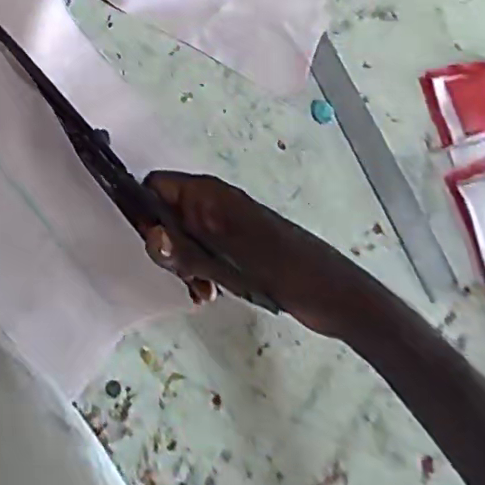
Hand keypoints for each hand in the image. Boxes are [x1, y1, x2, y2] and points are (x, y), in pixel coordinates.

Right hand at [141, 172, 394, 338]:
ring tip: (198, 287)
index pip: (155, 185)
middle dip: (165, 243)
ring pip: (180, 235)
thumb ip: (186, 250)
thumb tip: (149, 236)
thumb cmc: (287, 270)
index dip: (144, 210)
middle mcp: (212, 203)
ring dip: (182, 262)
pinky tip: (209, 291)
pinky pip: (200, 250)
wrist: (340, 299)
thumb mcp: (230, 265)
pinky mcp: (234, 247)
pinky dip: (197, 269)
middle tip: (179, 272)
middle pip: (164, 212)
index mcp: (209, 193)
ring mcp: (223, 225)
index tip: (150, 243)